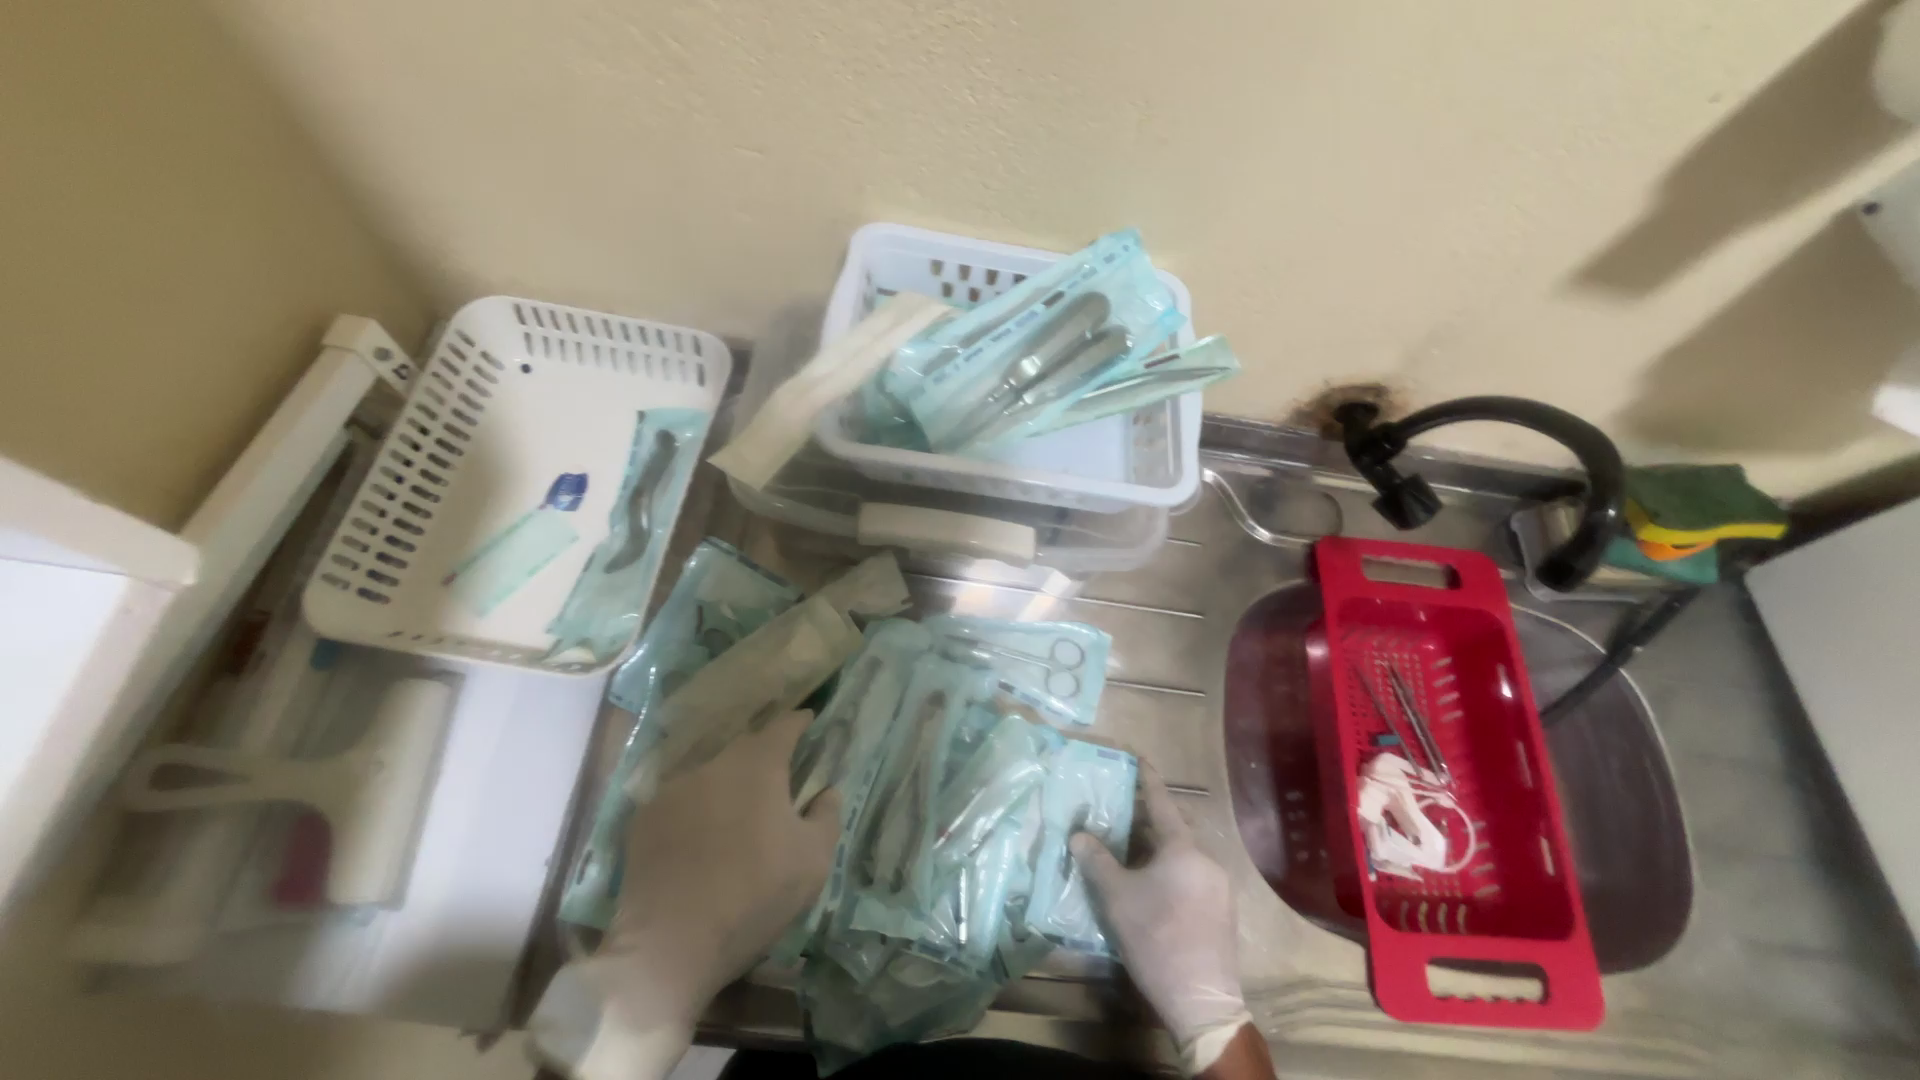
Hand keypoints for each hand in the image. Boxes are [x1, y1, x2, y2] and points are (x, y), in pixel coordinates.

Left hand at [530, 711, 839, 1079]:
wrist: (669, 945)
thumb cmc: (754, 896)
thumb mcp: (812, 861)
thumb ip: (826, 817)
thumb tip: (826, 791)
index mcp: (757, 767)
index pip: (783, 727)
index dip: (798, 722)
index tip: (808, 720)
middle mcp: (712, 767)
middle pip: (744, 750)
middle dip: (763, 758)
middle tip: (778, 779)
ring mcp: (672, 792)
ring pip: (710, 777)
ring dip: (727, 789)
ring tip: (736, 819)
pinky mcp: (643, 822)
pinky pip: (680, 804)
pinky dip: (696, 814)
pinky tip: (700, 844)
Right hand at [1072, 768, 1251, 1075]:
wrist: (1200, 998)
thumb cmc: (1155, 938)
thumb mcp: (1116, 898)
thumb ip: (1097, 861)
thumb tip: (1078, 834)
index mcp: (1182, 848)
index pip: (1161, 802)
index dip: (1147, 779)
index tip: (1139, 757)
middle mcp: (1206, 858)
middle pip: (1176, 826)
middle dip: (1151, 817)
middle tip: (1123, 812)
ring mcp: (1219, 885)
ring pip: (1185, 852)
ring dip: (1160, 846)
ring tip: (1132, 851)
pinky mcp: (1223, 909)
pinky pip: (1194, 873)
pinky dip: (1172, 867)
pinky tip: (1154, 885)